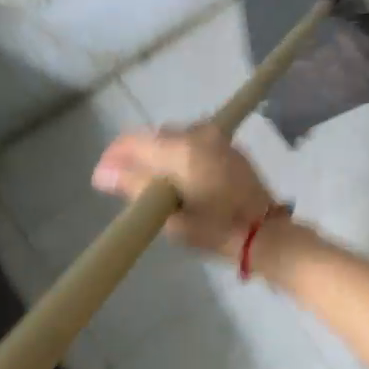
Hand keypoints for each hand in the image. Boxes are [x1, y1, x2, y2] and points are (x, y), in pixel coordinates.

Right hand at [91, 125, 279, 259]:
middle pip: (156, 138)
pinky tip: (176, 180)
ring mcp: (219, 140)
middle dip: (136, 157)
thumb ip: (136, 187)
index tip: (102, 178)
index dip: (114, 157)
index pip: (135, 141)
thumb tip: (103, 173)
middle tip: (123, 182)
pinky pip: (195, 146)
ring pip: (176, 141)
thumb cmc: (216, 229)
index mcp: (182, 147)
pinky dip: (180, 158)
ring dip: (159, 157)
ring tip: (148, 184)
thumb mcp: (170, 215)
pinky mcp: (232, 151)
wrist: (266, 234)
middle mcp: (200, 134)